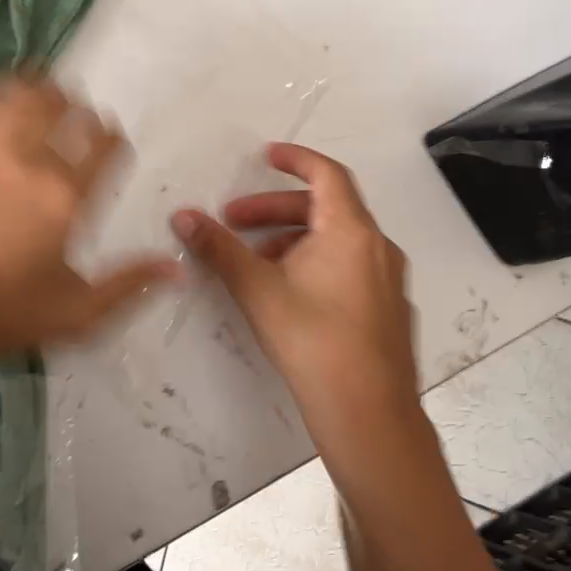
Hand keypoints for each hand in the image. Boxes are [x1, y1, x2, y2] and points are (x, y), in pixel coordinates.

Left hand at [0, 78, 178, 382]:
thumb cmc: (2, 310)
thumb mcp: (75, 313)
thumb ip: (127, 285)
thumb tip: (174, 267)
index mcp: (65, 196)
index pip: (104, 143)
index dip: (113, 139)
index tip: (111, 147)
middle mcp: (27, 160)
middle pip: (61, 106)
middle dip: (77, 109)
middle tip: (77, 121)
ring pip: (19, 94)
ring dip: (38, 93)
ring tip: (43, 104)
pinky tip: (0, 111)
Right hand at [171, 143, 417, 418]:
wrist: (369, 414)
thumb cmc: (312, 339)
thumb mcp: (255, 288)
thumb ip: (217, 248)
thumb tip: (183, 216)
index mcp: (350, 232)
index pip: (327, 175)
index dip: (295, 159)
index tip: (265, 156)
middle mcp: (377, 248)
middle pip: (325, 208)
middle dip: (274, 209)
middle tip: (234, 222)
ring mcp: (387, 281)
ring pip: (335, 240)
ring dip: (290, 238)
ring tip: (253, 262)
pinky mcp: (386, 311)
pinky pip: (347, 265)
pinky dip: (312, 261)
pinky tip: (284, 292)